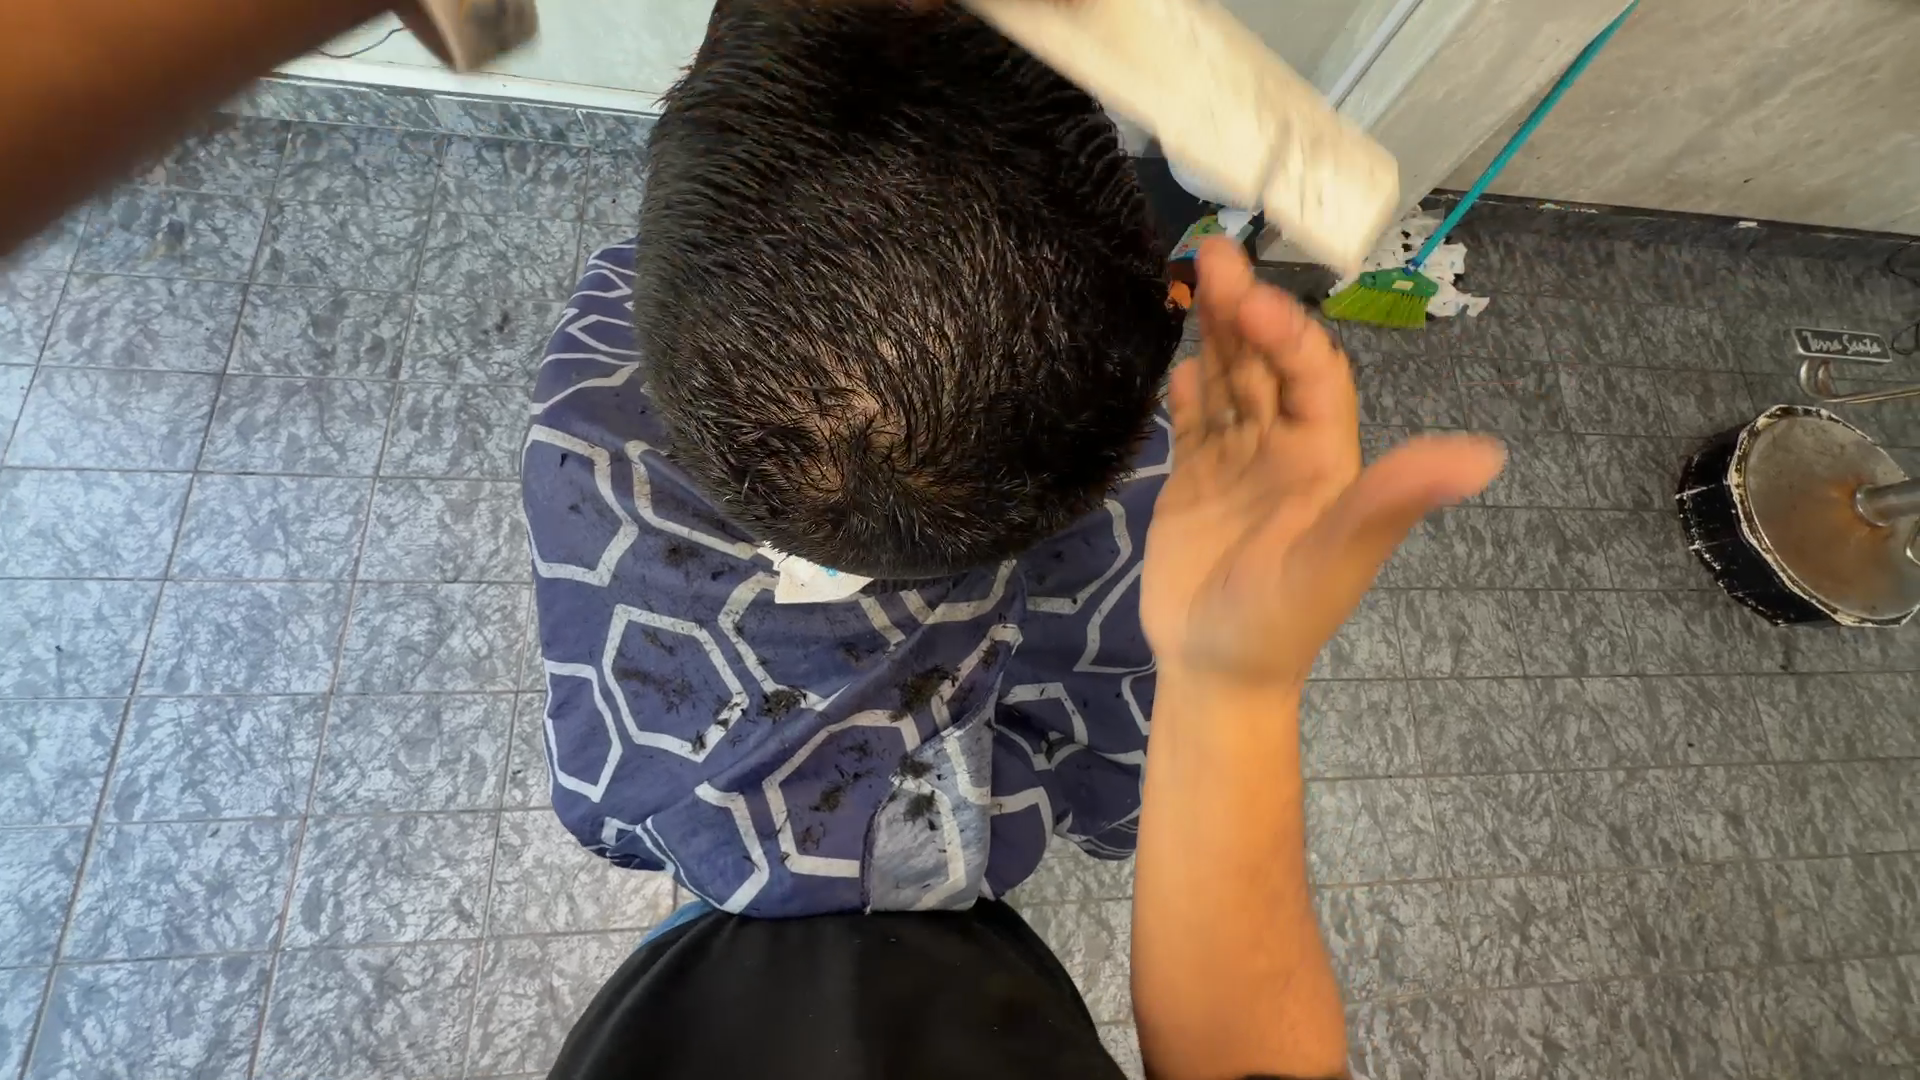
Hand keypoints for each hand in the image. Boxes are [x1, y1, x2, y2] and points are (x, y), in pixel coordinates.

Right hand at [1140, 238, 1505, 690]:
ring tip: (1188, 284)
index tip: (1247, 299)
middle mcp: (1283, 452)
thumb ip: (1390, 503)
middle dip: (1241, 311)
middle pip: (1264, 367)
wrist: (1215, 669)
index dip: (1284, 332)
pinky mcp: (1195, 486)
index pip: (1311, 375)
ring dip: (1212, 338)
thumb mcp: (1332, 562)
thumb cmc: (1275, 621)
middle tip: (1210, 255)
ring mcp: (1236, 468)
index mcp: (1324, 459)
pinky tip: (1179, 366)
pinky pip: (1194, 428)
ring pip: (1229, 387)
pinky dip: (1188, 396)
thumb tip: (1484, 455)